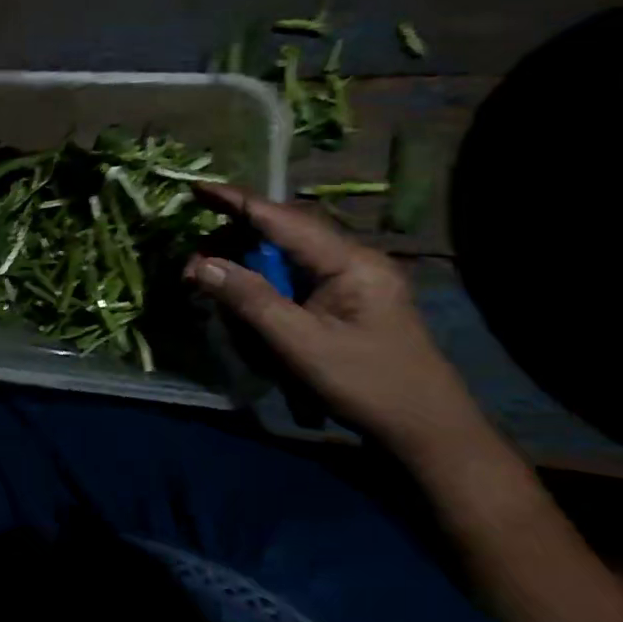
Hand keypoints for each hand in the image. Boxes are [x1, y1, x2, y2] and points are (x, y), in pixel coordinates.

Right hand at [183, 184, 485, 453]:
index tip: (195, 189)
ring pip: (284, 253)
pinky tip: (244, 299)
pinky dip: (262, 281)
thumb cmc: (367, 384)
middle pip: (280, 232)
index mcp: (349, 261)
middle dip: (232, 240)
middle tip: (192, 266)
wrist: (430, 433)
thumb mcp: (300, 343)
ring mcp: (352, 277)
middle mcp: (353, 259)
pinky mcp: (347, 297)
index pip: (282, 218)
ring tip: (212, 285)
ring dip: (244, 264)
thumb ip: (249, 299)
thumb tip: (199, 265)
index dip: (235, 201)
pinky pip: (293, 274)